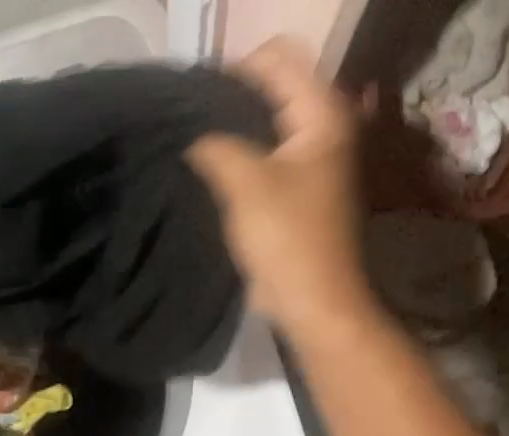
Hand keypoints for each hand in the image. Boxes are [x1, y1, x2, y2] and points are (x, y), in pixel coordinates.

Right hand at [188, 39, 379, 340]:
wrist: (313, 303)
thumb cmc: (286, 240)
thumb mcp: (245, 183)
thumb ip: (214, 145)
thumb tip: (191, 134)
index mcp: (322, 114)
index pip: (275, 60)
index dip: (231, 71)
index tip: (191, 99)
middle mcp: (323, 128)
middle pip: (271, 88)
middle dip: (228, 98)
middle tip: (186, 120)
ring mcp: (311, 160)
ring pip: (264, 123)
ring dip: (230, 130)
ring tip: (191, 143)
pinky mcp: (296, 190)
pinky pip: (263, 155)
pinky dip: (238, 156)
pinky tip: (208, 170)